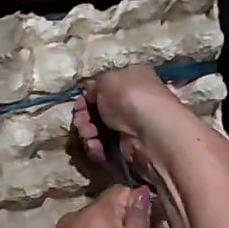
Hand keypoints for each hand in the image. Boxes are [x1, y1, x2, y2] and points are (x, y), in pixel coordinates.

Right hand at [74, 65, 193, 180]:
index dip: (86, 98)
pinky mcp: (126, 146)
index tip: (78, 106)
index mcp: (130, 80)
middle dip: (84, 118)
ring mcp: (128, 125)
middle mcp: (131, 101)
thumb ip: (94, 86)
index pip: (102, 89)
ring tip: (88, 135)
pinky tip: (95, 146)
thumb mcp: (107, 79)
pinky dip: (96, 147)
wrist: (150, 131)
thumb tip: (89, 95)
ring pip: (97, 130)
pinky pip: (103, 146)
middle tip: (81, 122)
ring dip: (87, 133)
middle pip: (96, 110)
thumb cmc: (129, 97)